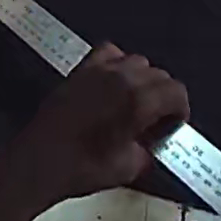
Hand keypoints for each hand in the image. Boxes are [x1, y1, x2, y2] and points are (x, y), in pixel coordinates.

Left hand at [0, 43, 190, 211]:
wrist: (40, 158)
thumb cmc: (83, 168)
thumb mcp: (128, 168)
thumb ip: (148, 149)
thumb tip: (153, 141)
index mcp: (138, 101)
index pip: (176, 91)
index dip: (180, 109)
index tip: (173, 126)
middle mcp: (123, 77)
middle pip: (159, 75)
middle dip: (163, 97)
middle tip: (154, 121)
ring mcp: (101, 68)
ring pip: (138, 61)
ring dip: (143, 80)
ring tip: (134, 103)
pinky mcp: (83, 67)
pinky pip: (111, 52)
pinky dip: (118, 63)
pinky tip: (114, 82)